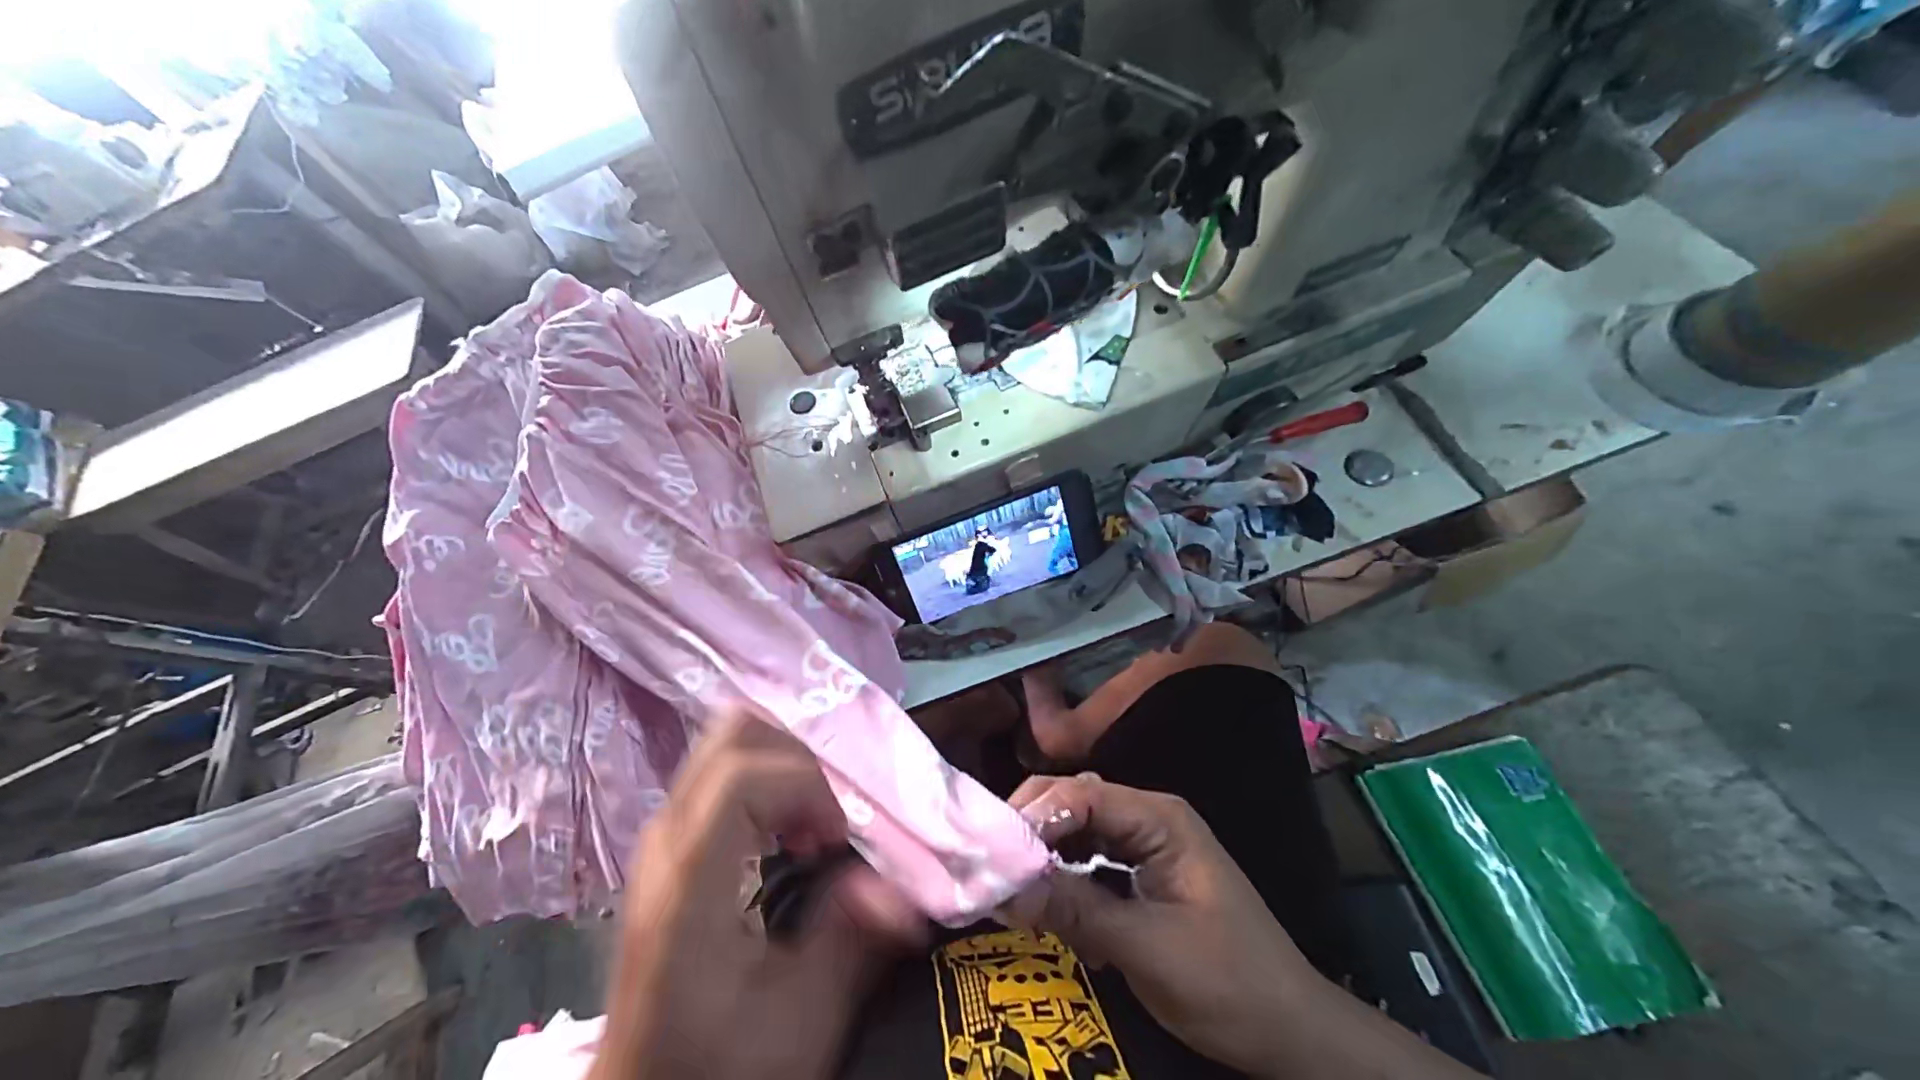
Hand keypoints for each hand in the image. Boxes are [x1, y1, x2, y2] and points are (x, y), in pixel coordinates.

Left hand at [590, 707, 922, 1079]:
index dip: (806, 787)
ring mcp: (662, 832)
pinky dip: (768, 779)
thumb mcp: (798, 1019)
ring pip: (727, 741)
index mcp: (690, 879)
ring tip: (810, 827)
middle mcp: (667, 837)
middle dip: (800, 761)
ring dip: (785, 767)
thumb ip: (851, 942)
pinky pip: (722, 769)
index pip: (743, 775)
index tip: (835, 838)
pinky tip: (786, 834)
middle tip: (828, 820)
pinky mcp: (669, 840)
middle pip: (734, 733)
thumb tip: (898, 888)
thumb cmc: (716, 1066)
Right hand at [1002, 773, 1314, 1075]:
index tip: (993, 853)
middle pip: (1074, 803)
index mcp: (1159, 818)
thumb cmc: (1227, 983)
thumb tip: (1003, 888)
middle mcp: (1148, 819)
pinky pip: (1088, 860)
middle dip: (1032, 830)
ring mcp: (1145, 845)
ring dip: (1043, 855)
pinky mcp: (1140, 874)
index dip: (1034, 816)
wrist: (1289, 1032)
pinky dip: (1063, 878)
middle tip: (991, 867)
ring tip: (1010, 884)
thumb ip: (1074, 910)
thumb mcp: (1146, 947)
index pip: (1082, 794)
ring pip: (1077, 831)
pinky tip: (1047, 905)